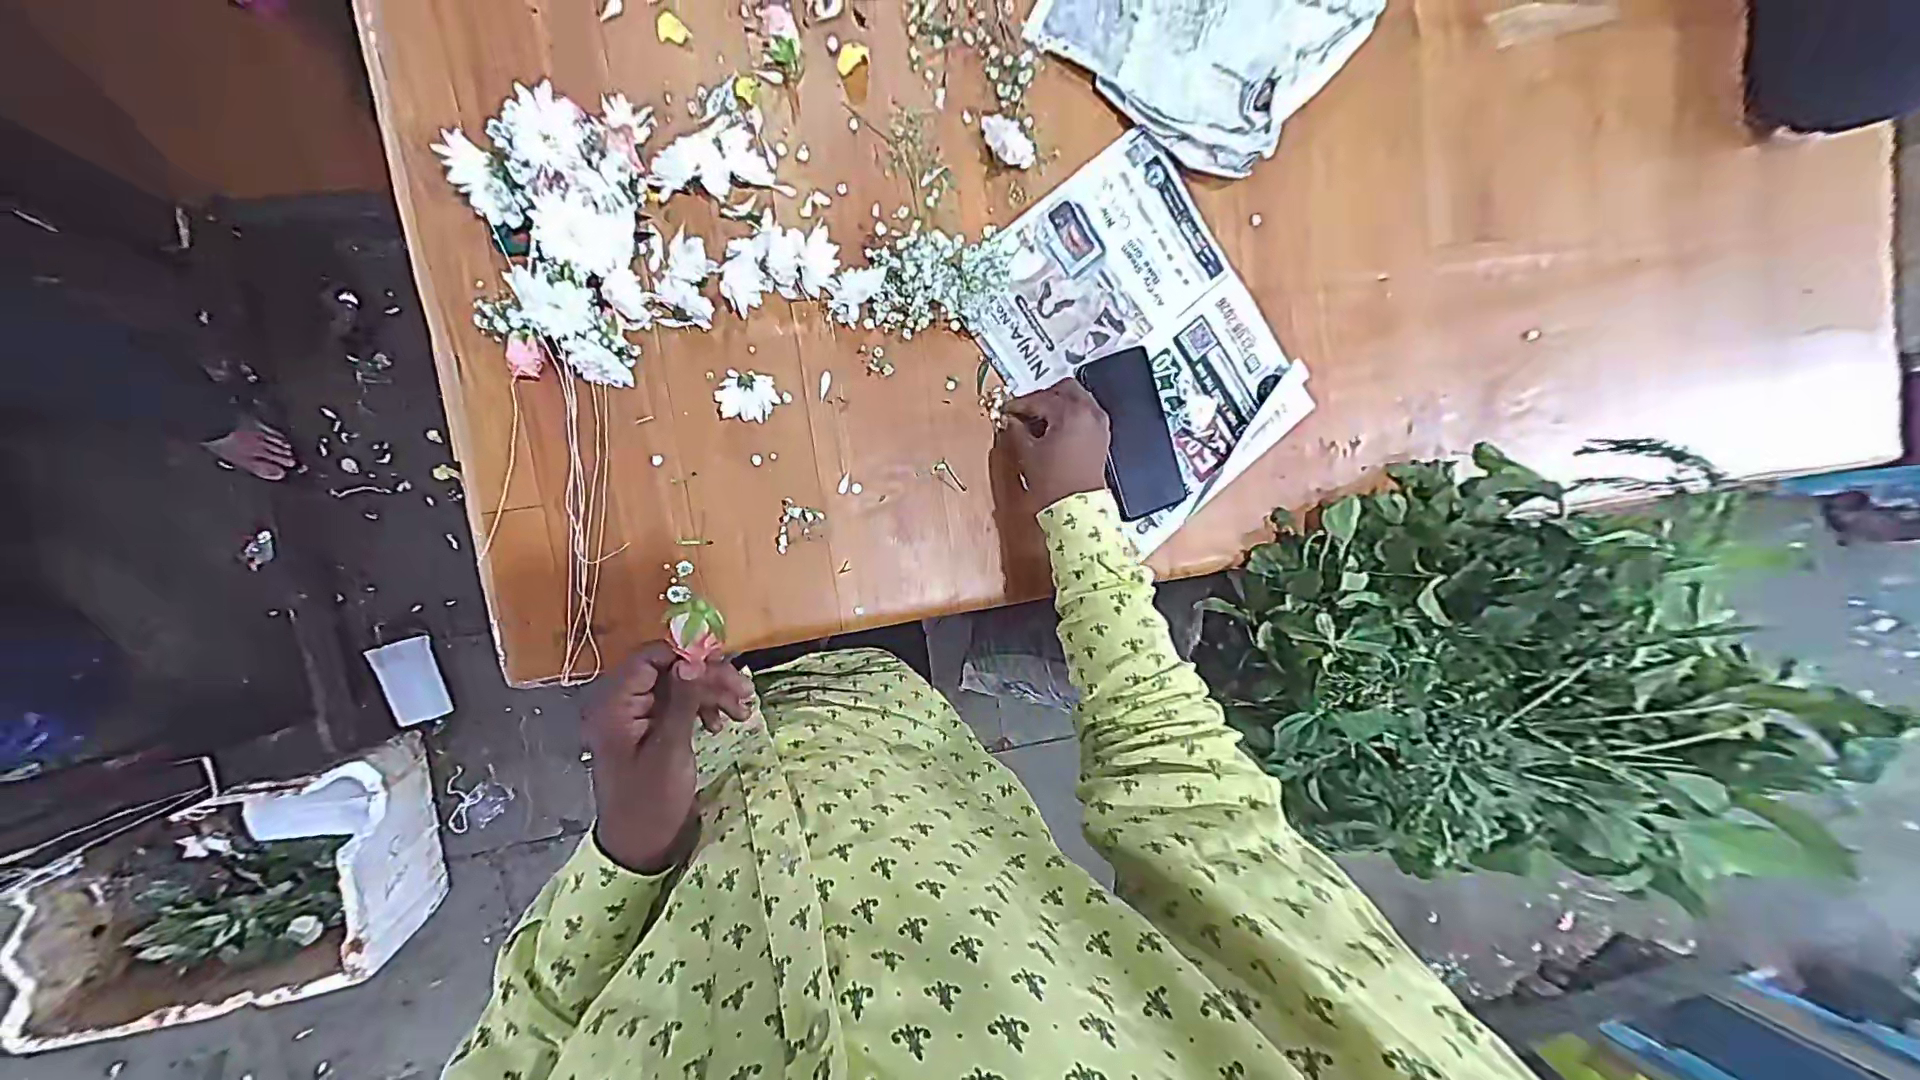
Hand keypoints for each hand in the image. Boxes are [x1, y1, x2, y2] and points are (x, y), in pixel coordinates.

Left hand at [581, 642, 752, 872]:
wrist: (641, 846)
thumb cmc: (650, 801)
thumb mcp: (670, 749)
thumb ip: (682, 700)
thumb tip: (694, 658)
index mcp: (615, 706)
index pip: (649, 658)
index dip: (686, 654)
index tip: (723, 663)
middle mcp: (624, 704)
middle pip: (671, 670)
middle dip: (709, 677)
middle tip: (744, 691)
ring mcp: (639, 716)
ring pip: (682, 685)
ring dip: (714, 693)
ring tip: (743, 711)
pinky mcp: (653, 728)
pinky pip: (682, 704)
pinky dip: (705, 708)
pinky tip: (722, 723)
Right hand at [1000, 379, 1111, 509]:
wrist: (1076, 507)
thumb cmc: (1054, 484)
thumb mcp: (1027, 453)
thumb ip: (1015, 430)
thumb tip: (1010, 420)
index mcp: (1070, 413)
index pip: (1039, 398)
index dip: (1019, 404)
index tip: (1007, 410)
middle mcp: (1089, 413)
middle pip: (1063, 389)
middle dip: (1042, 398)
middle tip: (1024, 411)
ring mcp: (1098, 424)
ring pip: (1077, 399)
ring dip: (1057, 405)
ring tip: (1038, 422)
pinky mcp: (1101, 437)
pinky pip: (1085, 414)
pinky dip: (1069, 416)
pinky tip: (1054, 431)